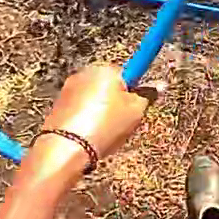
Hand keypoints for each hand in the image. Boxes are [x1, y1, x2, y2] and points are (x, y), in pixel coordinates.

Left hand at [39, 63, 161, 162]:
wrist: (67, 149)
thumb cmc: (104, 126)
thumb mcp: (136, 111)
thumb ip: (148, 95)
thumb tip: (160, 85)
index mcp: (106, 69)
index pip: (129, 72)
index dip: (136, 89)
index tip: (140, 101)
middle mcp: (85, 73)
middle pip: (111, 85)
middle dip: (119, 101)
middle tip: (126, 121)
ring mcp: (69, 89)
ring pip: (95, 98)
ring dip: (103, 111)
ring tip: (107, 132)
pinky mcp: (58, 105)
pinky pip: (81, 109)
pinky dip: (88, 119)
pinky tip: (91, 135)